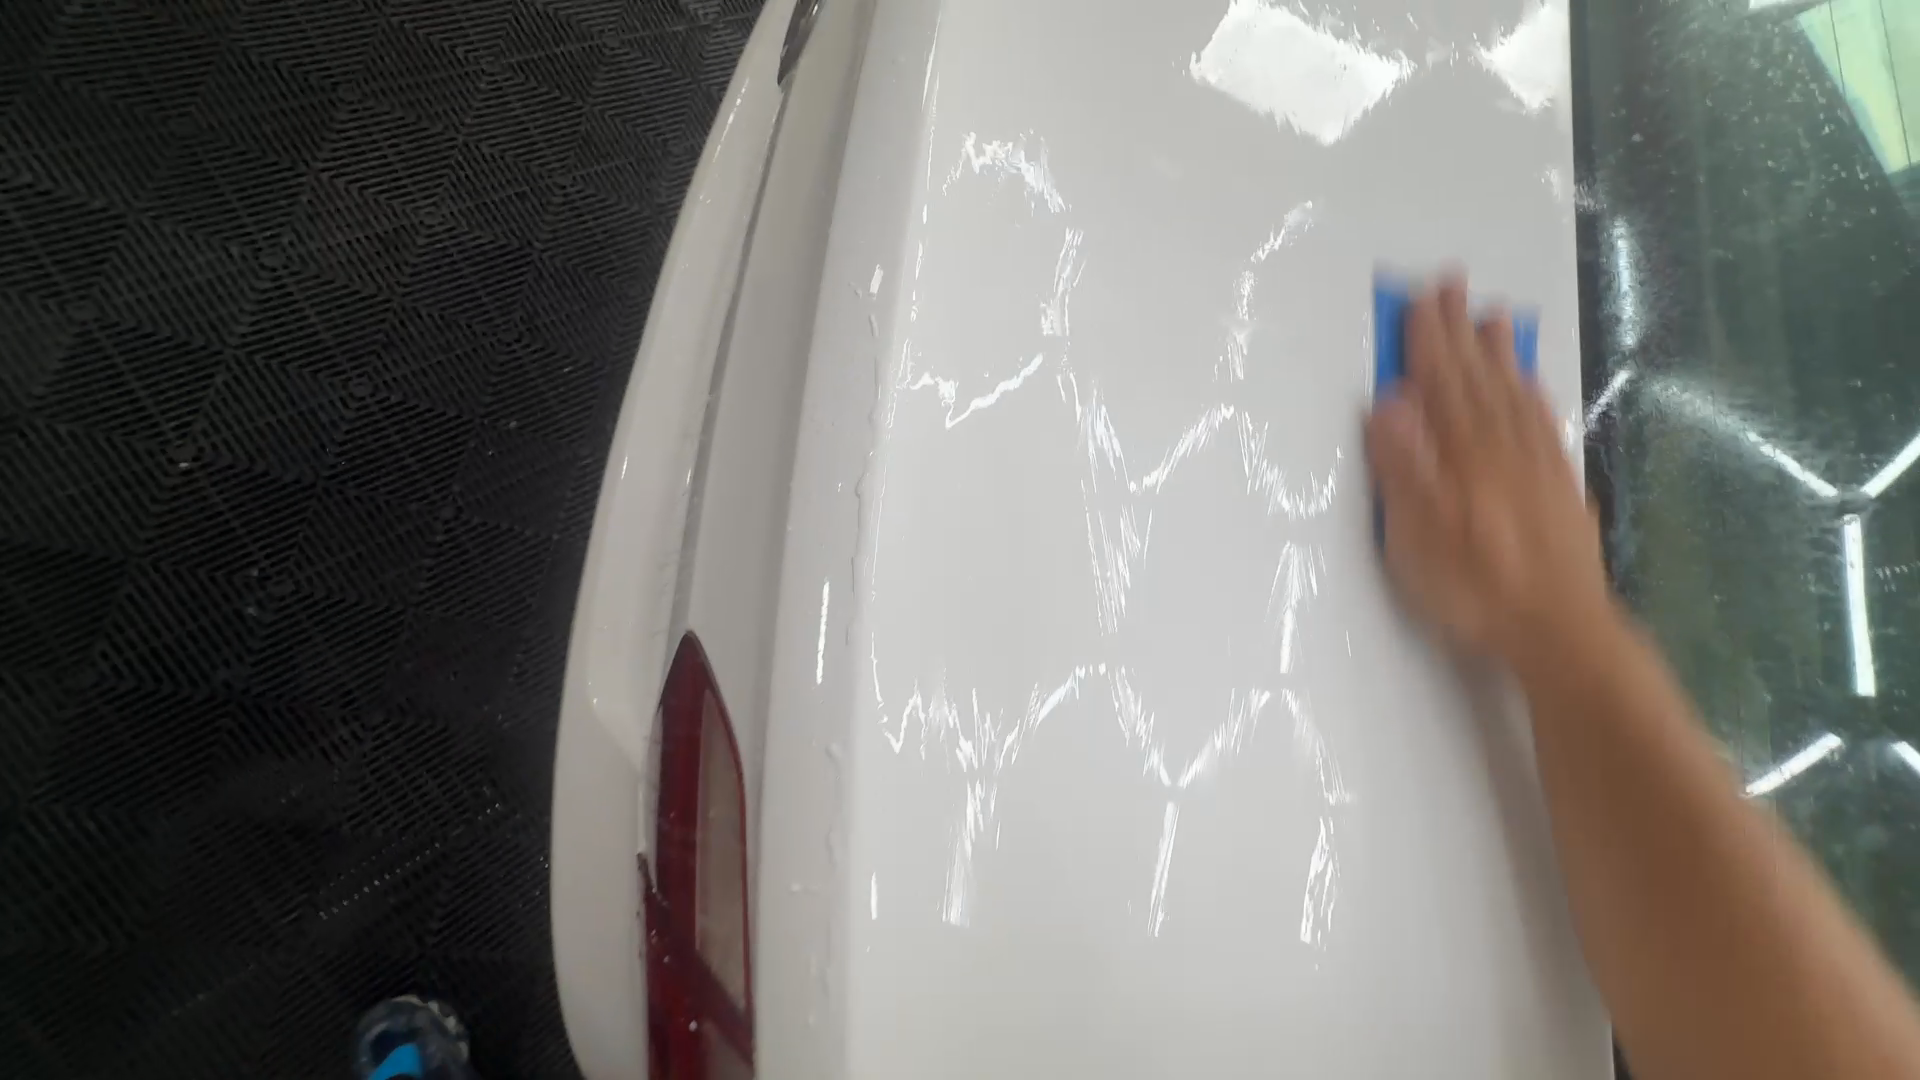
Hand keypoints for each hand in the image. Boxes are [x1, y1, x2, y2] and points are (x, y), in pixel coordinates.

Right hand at [1365, 275, 1613, 668]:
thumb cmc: (1474, 589)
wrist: (1560, 632)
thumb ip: (1404, 468)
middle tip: (1452, 283)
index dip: (1428, 342)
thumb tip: (1389, 404)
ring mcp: (1536, 466)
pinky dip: (1532, 394)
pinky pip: (1543, 424)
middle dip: (1459, 332)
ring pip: (1513, 395)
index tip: (1419, 299)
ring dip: (1499, 353)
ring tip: (1493, 315)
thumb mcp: (1418, 536)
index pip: (1441, 386)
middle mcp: (1503, 450)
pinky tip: (1528, 381)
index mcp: (1463, 457)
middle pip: (1477, 380)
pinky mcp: (1558, 487)